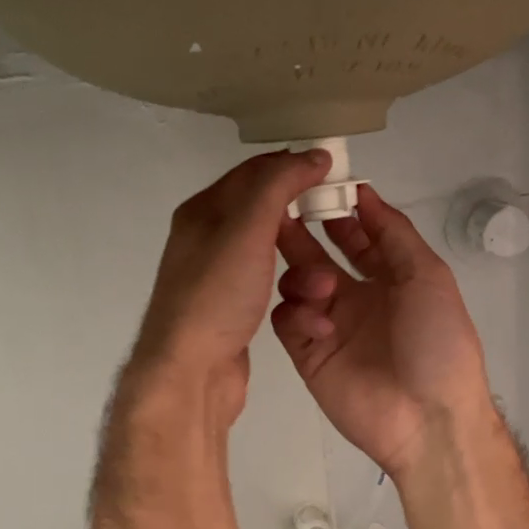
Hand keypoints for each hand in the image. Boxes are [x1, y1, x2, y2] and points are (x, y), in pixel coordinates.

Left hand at [131, 149, 334, 418]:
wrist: (191, 374)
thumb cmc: (217, 296)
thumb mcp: (247, 228)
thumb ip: (279, 185)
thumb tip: (314, 155)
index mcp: (203, 211)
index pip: (254, 172)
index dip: (293, 167)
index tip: (335, 175)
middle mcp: (207, 241)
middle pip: (267, 216)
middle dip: (305, 226)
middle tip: (338, 233)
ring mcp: (220, 281)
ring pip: (273, 259)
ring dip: (305, 271)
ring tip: (325, 287)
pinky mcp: (233, 314)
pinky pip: (272, 292)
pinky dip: (295, 298)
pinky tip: (311, 312)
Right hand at [272, 185, 492, 477]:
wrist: (428, 417)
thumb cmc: (437, 341)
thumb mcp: (428, 276)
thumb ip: (394, 233)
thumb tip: (363, 193)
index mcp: (391, 278)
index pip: (356, 238)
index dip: (338, 213)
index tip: (313, 187)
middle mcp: (357, 298)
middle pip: (318, 256)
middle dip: (301, 233)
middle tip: (279, 213)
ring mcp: (331, 327)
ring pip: (296, 285)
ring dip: (302, 275)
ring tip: (321, 287)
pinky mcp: (309, 356)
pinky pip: (287, 322)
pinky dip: (297, 315)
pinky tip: (320, 324)